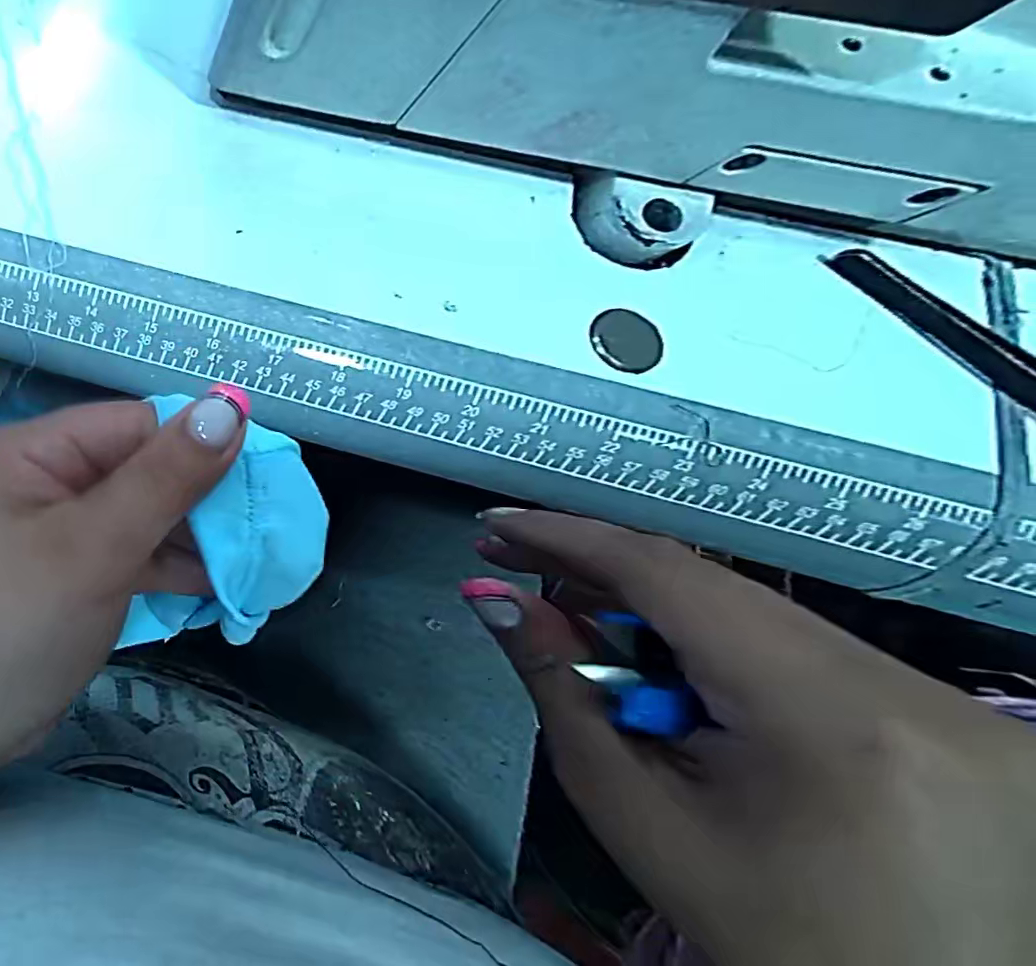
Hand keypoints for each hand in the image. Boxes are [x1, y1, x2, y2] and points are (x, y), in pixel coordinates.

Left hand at [0, 395, 245, 776]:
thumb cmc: (16, 626)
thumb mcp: (95, 547)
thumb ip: (164, 479)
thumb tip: (229, 408)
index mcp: (36, 449)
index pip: (137, 426)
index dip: (201, 448)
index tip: (263, 486)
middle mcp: (48, 476)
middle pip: (145, 467)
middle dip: (205, 500)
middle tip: (266, 534)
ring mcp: (62, 525)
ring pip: (146, 511)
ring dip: (198, 537)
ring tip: (257, 564)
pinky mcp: (75, 568)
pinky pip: (134, 549)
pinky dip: (174, 565)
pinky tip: (222, 584)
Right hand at [466, 509, 1035, 965]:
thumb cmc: (760, 928)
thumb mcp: (628, 805)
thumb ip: (555, 684)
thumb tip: (487, 595)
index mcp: (833, 717)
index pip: (671, 577)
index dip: (569, 536)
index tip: (495, 523)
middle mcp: (919, 691)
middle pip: (711, 586)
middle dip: (598, 569)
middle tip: (510, 559)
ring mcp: (955, 702)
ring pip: (751, 610)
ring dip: (648, 607)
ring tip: (572, 621)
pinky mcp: (960, 717)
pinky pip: (795, 642)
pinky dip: (708, 640)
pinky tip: (661, 665)